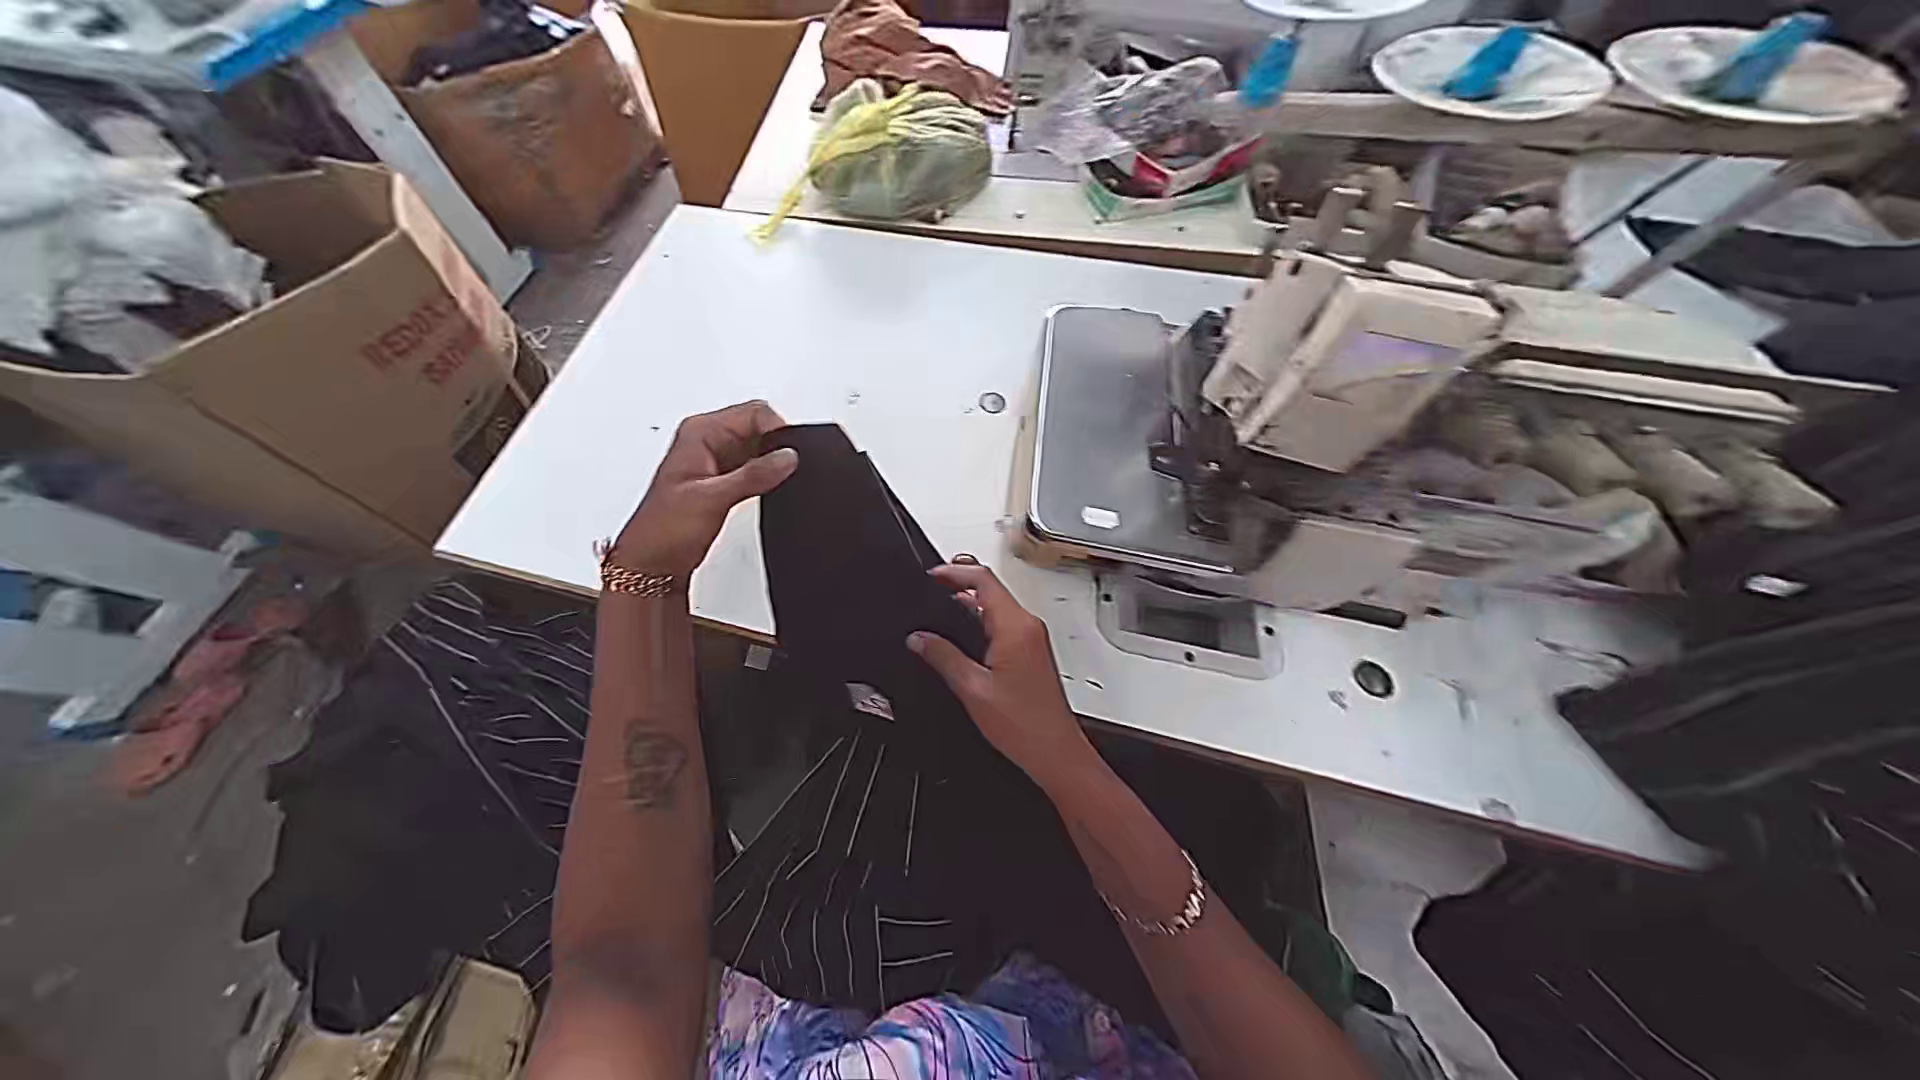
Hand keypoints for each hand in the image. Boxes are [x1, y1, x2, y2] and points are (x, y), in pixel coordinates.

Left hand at [613, 401, 796, 576]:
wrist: (653, 562)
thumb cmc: (662, 529)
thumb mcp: (713, 498)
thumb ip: (754, 475)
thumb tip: (787, 457)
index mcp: (700, 433)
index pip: (754, 412)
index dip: (778, 430)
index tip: (790, 454)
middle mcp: (708, 441)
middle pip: (760, 428)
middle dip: (777, 447)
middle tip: (782, 470)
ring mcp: (717, 460)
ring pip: (760, 448)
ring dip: (771, 463)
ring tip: (768, 484)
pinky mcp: (725, 480)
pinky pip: (756, 467)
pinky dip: (766, 476)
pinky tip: (764, 491)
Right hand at [907, 561, 1094, 788]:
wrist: (1054, 751)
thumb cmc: (1025, 726)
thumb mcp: (972, 689)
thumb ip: (942, 657)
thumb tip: (919, 639)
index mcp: (1016, 627)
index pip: (984, 580)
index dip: (955, 572)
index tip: (933, 575)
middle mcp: (1029, 627)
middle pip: (992, 588)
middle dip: (960, 584)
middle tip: (933, 589)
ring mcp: (1033, 638)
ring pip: (998, 605)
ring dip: (970, 603)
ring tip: (941, 612)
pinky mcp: (1032, 650)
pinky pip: (1005, 622)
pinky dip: (982, 620)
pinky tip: (963, 636)